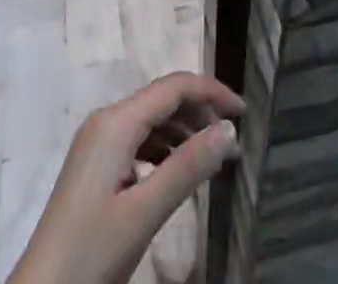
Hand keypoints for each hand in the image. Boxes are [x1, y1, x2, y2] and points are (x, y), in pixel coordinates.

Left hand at [8, 72, 243, 283]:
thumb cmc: (92, 250)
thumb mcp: (145, 210)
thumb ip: (188, 166)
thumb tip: (228, 128)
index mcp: (115, 123)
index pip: (173, 87)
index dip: (212, 92)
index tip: (245, 114)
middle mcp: (105, 122)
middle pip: (162, 99)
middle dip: (200, 112)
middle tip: (233, 142)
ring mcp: (98, 143)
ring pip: (151, 120)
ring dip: (185, 131)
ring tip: (214, 158)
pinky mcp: (96, 165)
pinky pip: (139, 141)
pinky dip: (165, 148)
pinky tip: (179, 172)